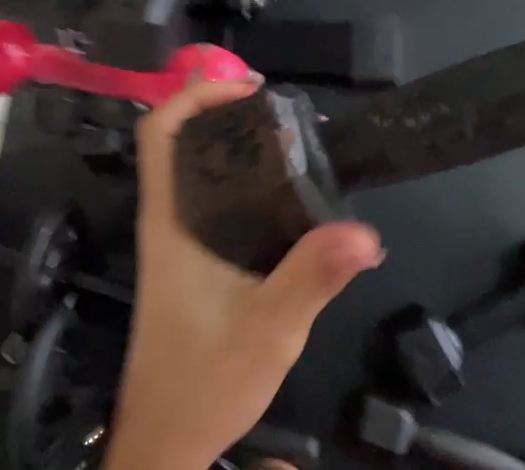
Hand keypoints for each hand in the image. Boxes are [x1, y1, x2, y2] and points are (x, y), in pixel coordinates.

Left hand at [103, 78, 383, 469]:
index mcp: (169, 221)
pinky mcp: (187, 264)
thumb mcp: (268, 328)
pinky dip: (236, 179)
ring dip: (230, 145)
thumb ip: (312, 277)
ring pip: (192, 170)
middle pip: (178, 141)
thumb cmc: (204, 380)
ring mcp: (174, 243)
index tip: (248, 90)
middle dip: (222, 112)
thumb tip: (365, 232)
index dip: (195, 95)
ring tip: (286, 140)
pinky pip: (206, 200)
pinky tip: (280, 198)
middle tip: (280, 111)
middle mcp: (166, 221)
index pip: (159, 132)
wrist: (166, 437)